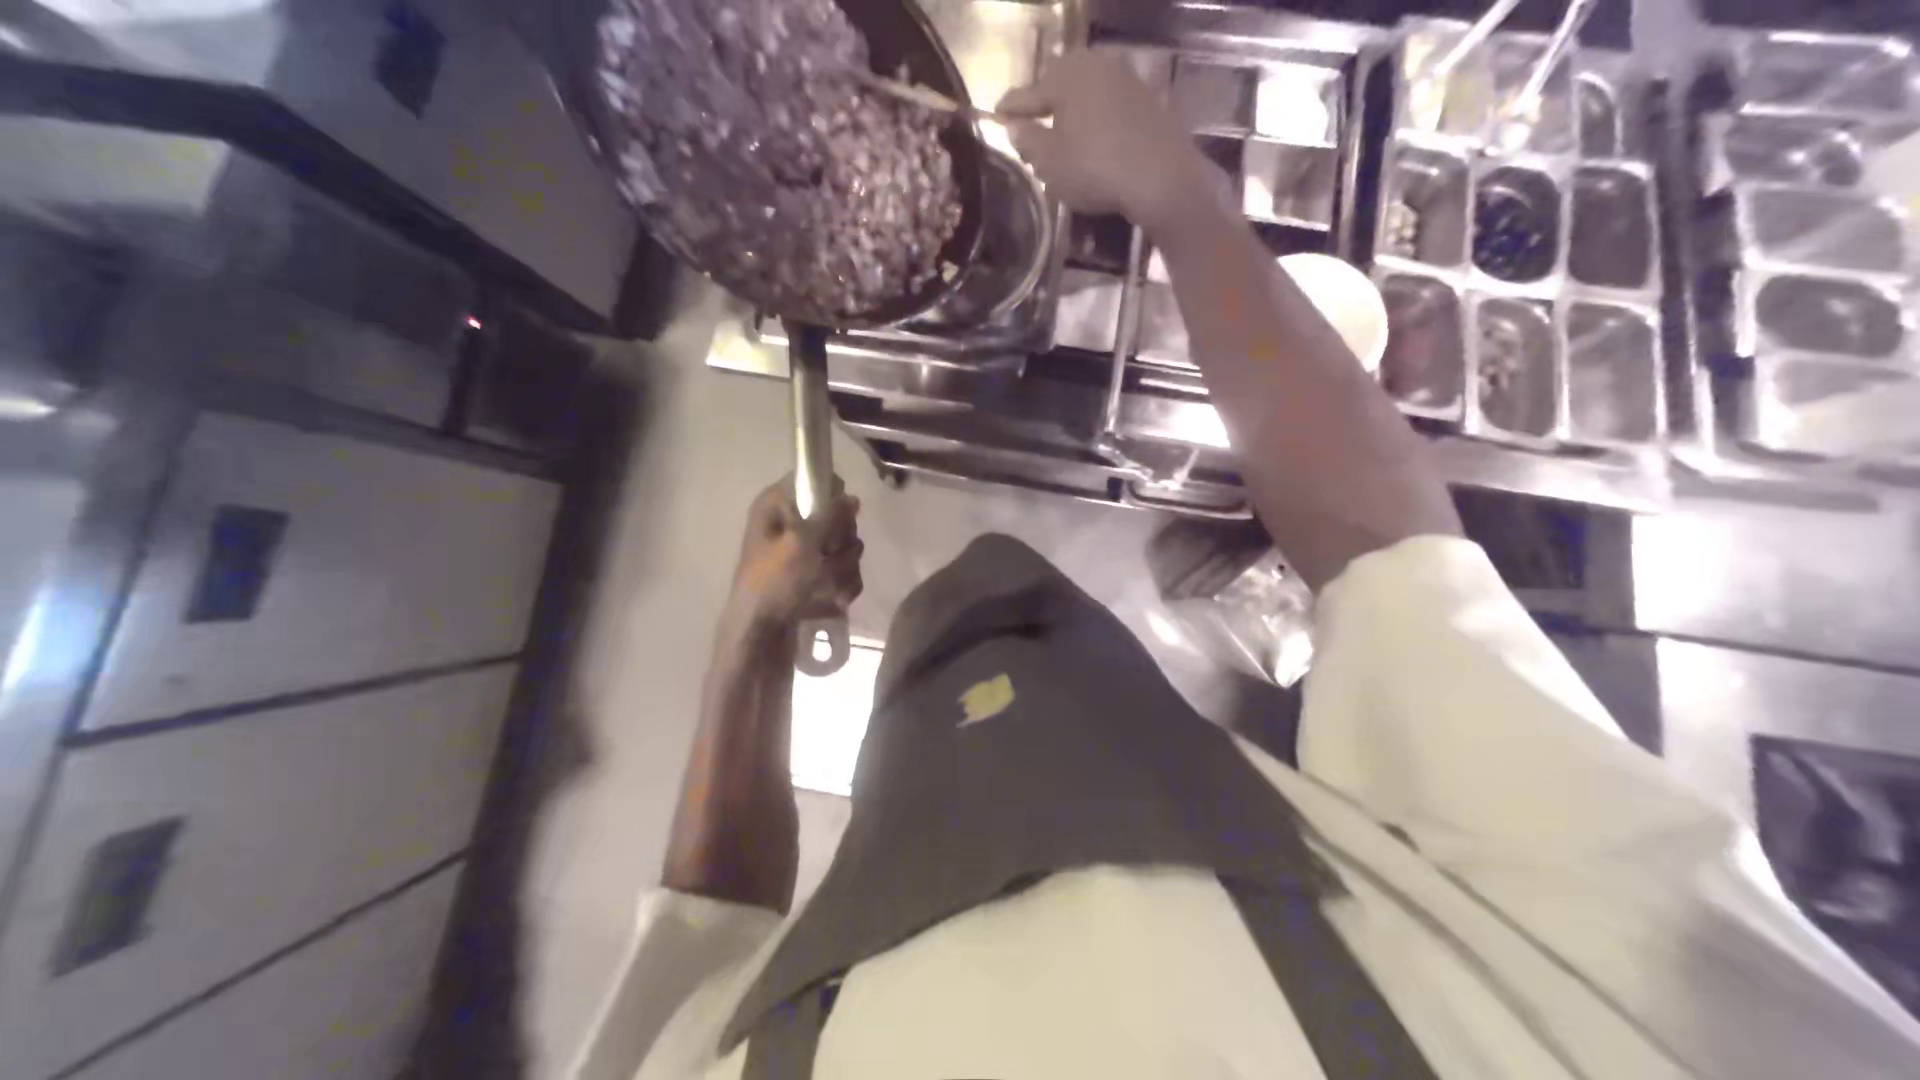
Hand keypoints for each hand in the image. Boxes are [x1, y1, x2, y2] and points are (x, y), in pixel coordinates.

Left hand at [726, 477, 863, 631]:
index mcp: (776, 505)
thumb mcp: (802, 542)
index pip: (813, 480)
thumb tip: (851, 498)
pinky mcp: (815, 578)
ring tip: (828, 586)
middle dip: (841, 540)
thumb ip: (830, 516)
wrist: (760, 635)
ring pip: (845, 546)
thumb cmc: (775, 582)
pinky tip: (835, 599)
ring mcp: (805, 553)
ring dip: (843, 567)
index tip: (838, 514)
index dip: (831, 496)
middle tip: (830, 554)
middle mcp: (790, 524)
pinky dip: (842, 585)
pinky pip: (844, 571)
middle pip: (837, 515)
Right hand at [998, 48, 1213, 232]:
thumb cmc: (1094, 168)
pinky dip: (1095, 121)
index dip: (1010, 108)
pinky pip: (1108, 107)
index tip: (996, 115)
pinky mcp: (1147, 101)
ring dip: (1071, 113)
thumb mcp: (1049, 162)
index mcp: (1066, 74)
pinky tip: (1091, 141)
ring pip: (1086, 94)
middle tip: (1029, 127)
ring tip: (1060, 138)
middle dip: (1044, 104)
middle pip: (1060, 84)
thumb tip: (1014, 125)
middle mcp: (1096, 65)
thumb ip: (1027, 140)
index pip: (1028, 92)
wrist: (1161, 177)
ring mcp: (1126, 79)